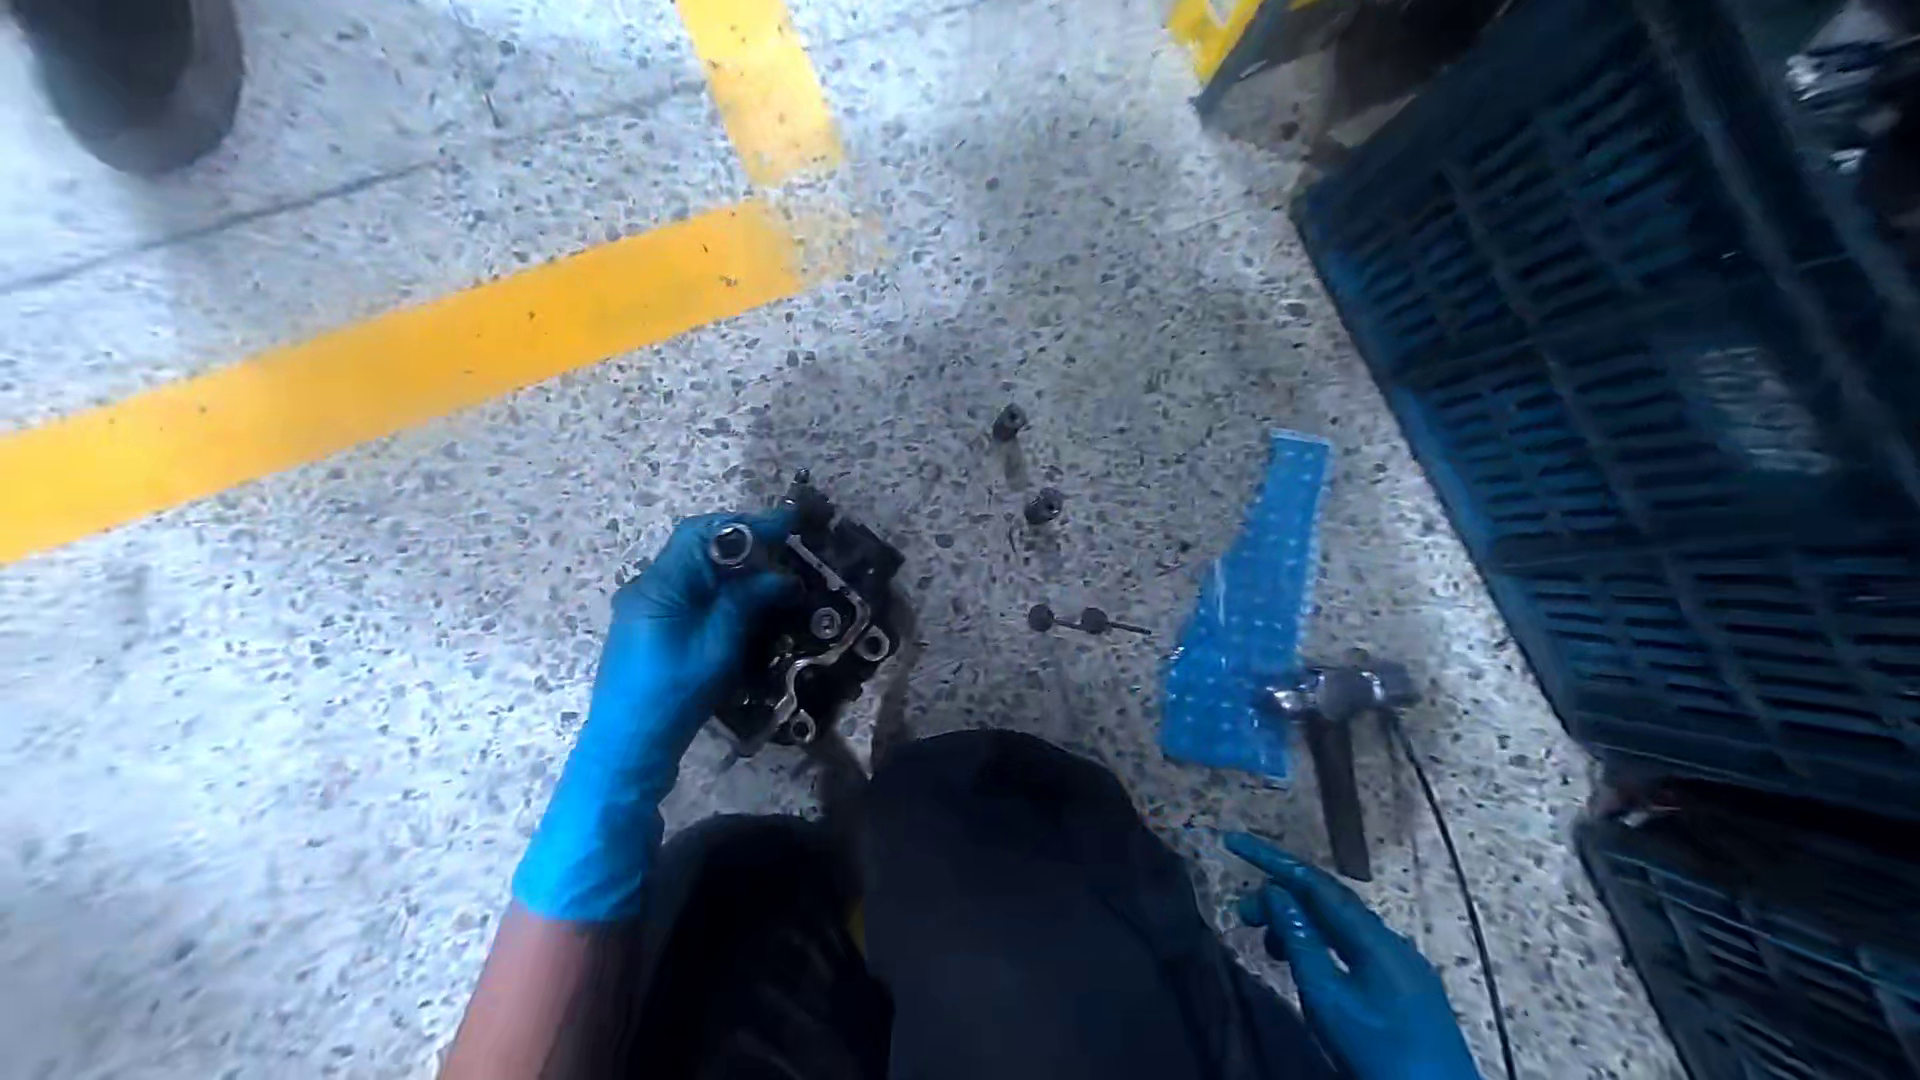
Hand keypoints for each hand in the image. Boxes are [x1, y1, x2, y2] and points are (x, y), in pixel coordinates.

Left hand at [513, 511, 796, 920]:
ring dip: (735, 562)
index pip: (703, 534)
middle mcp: (648, 585)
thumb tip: (782, 577)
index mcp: (659, 586)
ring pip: (695, 566)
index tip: (788, 524)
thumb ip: (746, 603)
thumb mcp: (717, 647)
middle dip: (744, 540)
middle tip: (785, 545)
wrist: (627, 746)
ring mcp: (648, 605)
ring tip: (774, 570)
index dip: (748, 525)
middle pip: (697, 544)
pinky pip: (691, 588)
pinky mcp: (654, 623)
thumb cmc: (672, 696)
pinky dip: (722, 584)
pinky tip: (747, 597)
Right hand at [1226, 832, 1480, 1079]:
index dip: (1272, 858)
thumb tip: (1273, 892)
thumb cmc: (1379, 1057)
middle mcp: (1390, 942)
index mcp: (1375, 938)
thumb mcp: (1327, 999)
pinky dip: (1317, 943)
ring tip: (1265, 941)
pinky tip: (1300, 961)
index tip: (1233, 841)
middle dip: (1280, 895)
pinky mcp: (1402, 990)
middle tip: (1242, 913)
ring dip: (1297, 922)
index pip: (1315, 881)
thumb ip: (1299, 940)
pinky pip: (1350, 947)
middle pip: (1327, 900)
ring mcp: (1400, 966)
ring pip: (1338, 925)